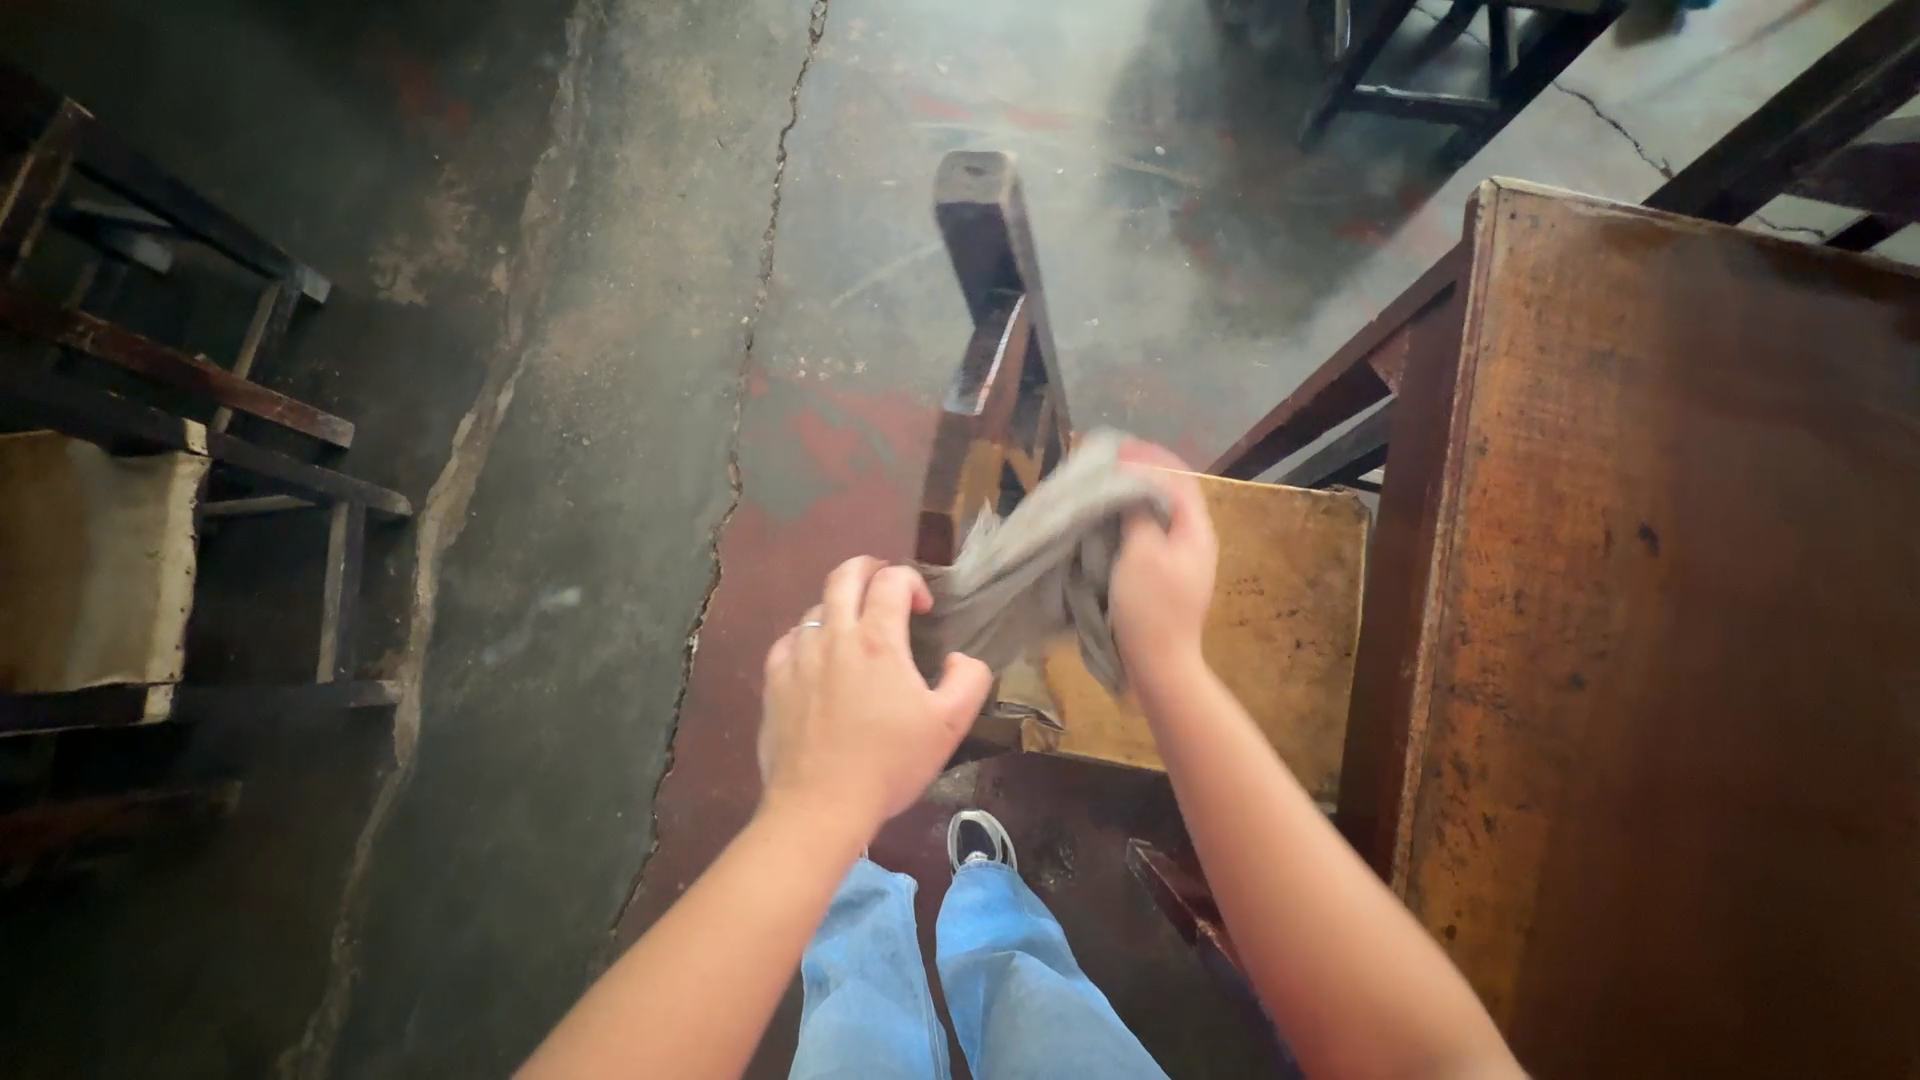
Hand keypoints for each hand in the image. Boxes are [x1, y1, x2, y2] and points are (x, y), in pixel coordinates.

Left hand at [758, 557, 993, 840]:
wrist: (820, 805)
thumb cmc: (890, 764)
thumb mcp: (950, 725)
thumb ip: (968, 679)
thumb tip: (960, 657)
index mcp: (878, 639)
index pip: (892, 581)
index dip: (912, 582)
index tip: (924, 607)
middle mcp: (834, 636)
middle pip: (845, 575)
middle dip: (868, 567)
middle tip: (884, 580)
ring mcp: (798, 656)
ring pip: (816, 607)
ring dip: (840, 604)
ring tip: (855, 624)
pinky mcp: (773, 681)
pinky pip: (788, 640)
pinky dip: (807, 635)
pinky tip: (816, 654)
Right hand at [1111, 441, 1218, 681]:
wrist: (1159, 664)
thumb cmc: (1151, 607)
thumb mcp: (1142, 553)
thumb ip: (1138, 512)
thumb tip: (1133, 480)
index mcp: (1195, 531)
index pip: (1178, 479)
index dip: (1150, 458)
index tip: (1118, 448)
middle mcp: (1193, 541)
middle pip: (1170, 494)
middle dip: (1141, 474)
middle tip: (1107, 465)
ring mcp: (1180, 561)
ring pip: (1158, 516)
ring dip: (1133, 498)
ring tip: (1104, 487)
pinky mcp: (1164, 577)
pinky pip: (1148, 536)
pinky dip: (1129, 521)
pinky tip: (1108, 523)